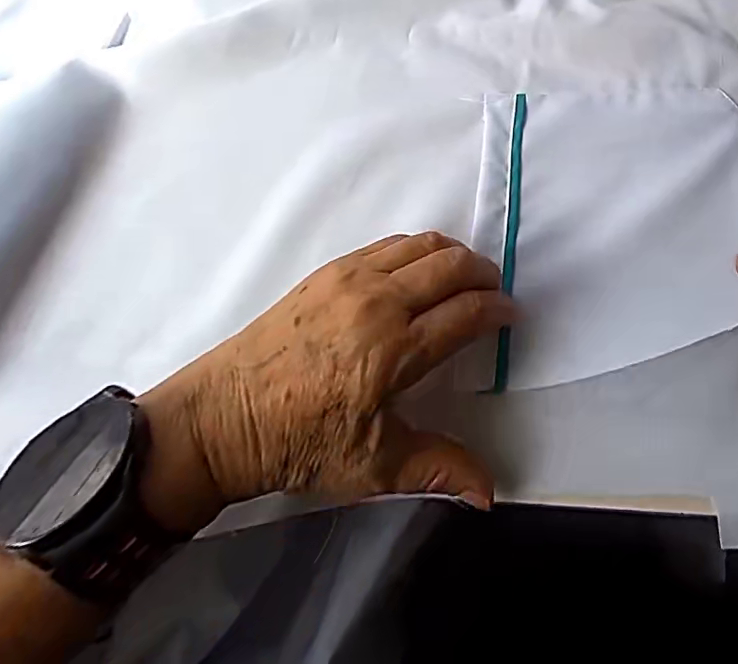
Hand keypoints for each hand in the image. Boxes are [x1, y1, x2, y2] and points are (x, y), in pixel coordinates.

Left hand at [136, 232, 514, 531]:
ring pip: (421, 245)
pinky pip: (387, 244)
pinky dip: (416, 249)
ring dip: (452, 255)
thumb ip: (438, 468)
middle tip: (493, 291)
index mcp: (395, 350)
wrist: (226, 413)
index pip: (466, 313)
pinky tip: (416, 271)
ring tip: (462, 276)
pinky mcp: (328, 269)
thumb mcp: (374, 466)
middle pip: (451, 266)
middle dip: (483, 273)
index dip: (497, 309)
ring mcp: (351, 278)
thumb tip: (490, 493)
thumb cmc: (301, 442)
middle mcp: (378, 301)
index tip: (510, 314)